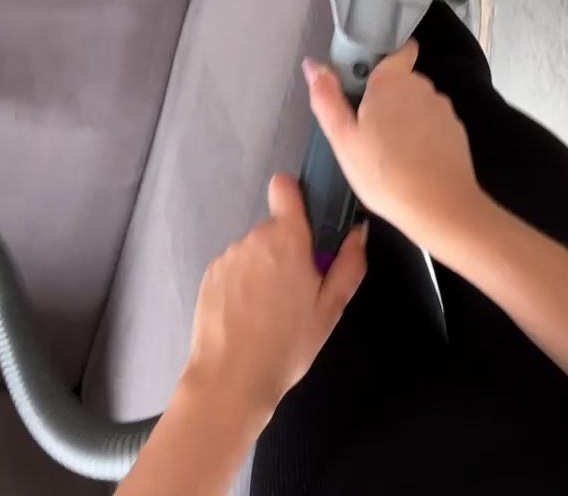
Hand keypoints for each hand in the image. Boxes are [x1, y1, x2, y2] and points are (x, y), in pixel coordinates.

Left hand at [180, 175, 367, 416]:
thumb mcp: (331, 309)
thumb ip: (350, 264)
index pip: (285, 187)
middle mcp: (254, 237)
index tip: (305, 222)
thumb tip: (358, 231)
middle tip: (296, 290)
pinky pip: (234, 268)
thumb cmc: (288, 344)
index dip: (295, 196)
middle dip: (287, 250)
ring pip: (255, 250)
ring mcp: (228, 255)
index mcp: (287, 238)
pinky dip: (243, 283)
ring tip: (270, 310)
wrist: (230, 381)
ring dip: (264, 268)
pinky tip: (248, 316)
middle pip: (275, 228)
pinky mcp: (209, 274)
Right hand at [305, 43, 490, 250]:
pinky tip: (411, 161)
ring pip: (416, 103)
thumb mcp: (343, 139)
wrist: (441, 207)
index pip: (398, 50)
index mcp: (391, 81)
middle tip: (366, 130)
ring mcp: (442, 108)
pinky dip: (421, 135)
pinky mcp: (456, 130)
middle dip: (384, 97)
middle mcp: (421, 86)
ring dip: (403, 117)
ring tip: (388, 152)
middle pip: (400, 81)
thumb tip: (312, 64)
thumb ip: (327, 98)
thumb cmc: (384, 172)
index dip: (382, 58)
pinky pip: (431, 123)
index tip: (366, 80)